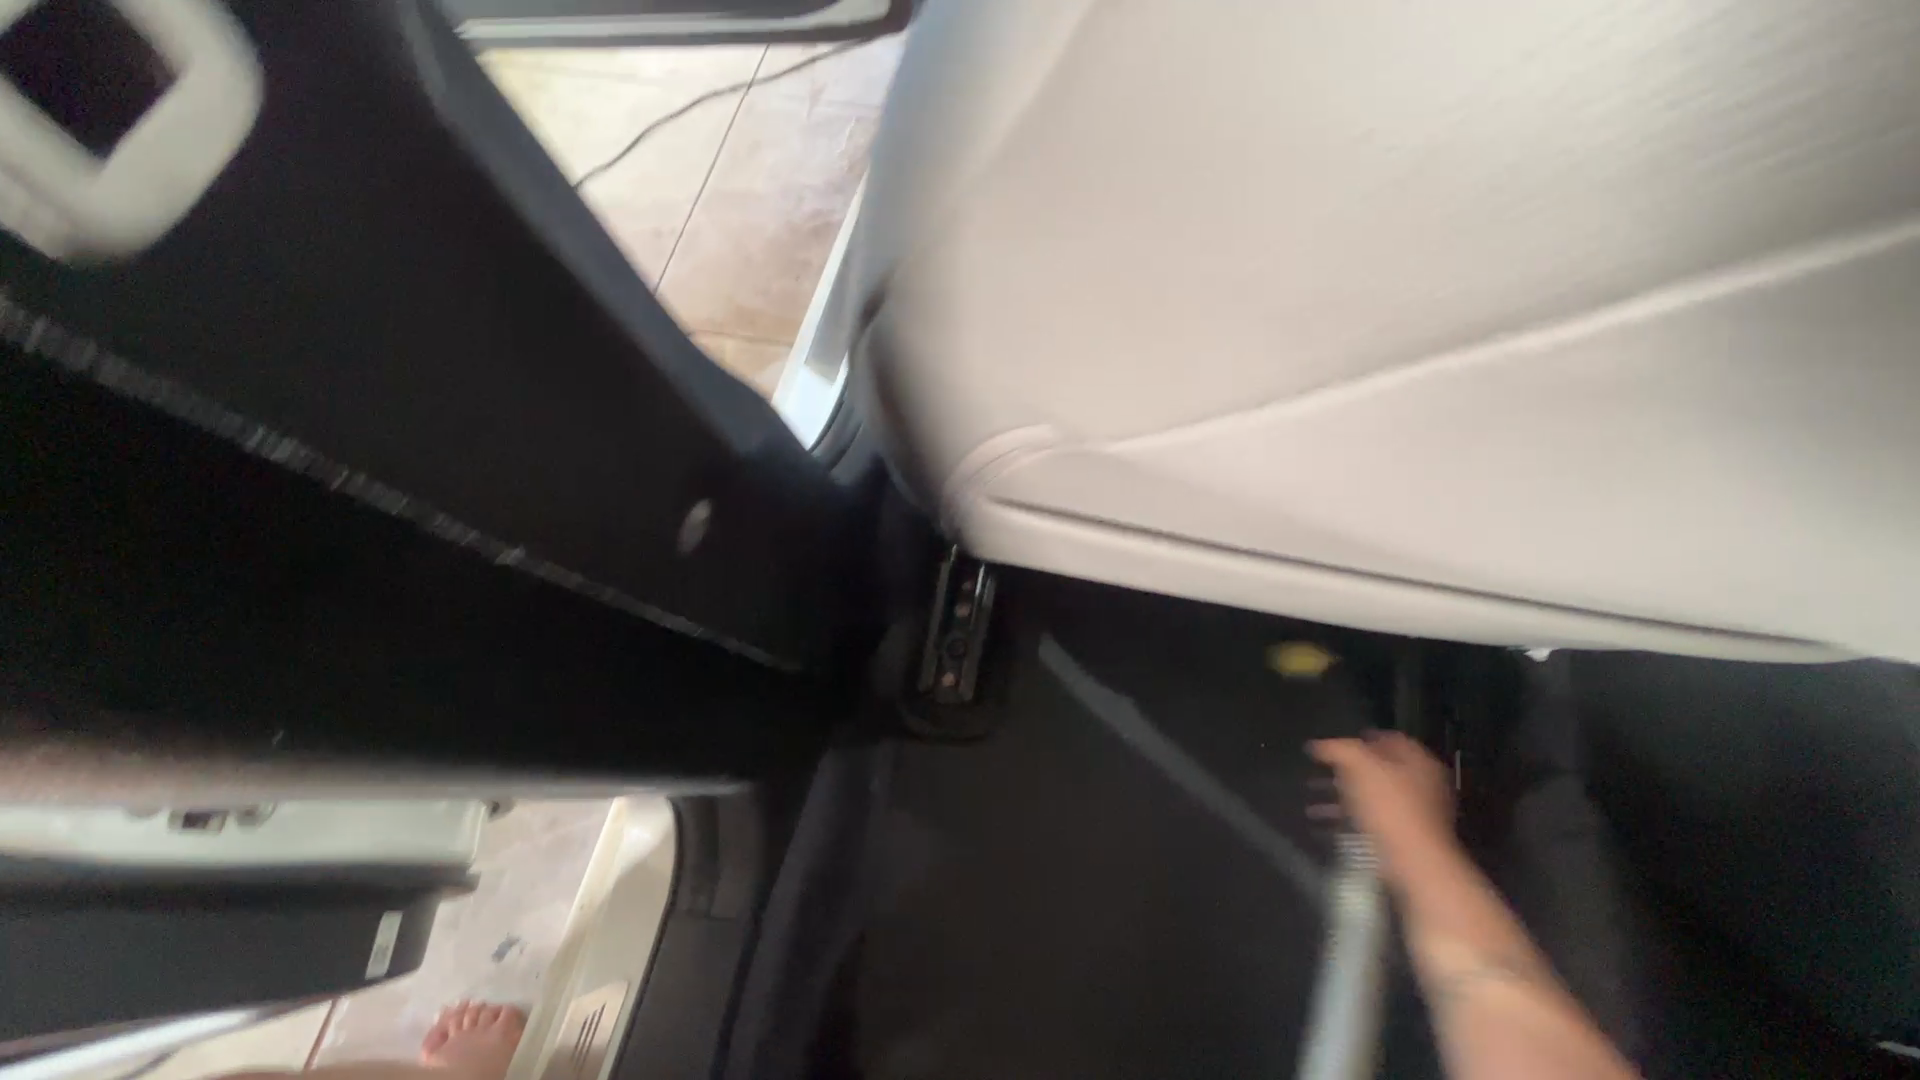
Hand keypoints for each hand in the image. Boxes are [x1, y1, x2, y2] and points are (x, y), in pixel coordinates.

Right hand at [1310, 732, 1458, 883]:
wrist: (1414, 863)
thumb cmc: (1390, 807)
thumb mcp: (1360, 766)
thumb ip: (1340, 749)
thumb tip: (1319, 745)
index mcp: (1419, 762)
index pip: (1390, 739)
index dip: (1361, 738)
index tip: (1336, 745)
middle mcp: (1422, 784)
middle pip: (1379, 768)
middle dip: (1346, 770)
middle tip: (1322, 770)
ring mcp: (1415, 813)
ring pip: (1372, 795)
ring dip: (1342, 795)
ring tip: (1314, 797)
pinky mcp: (1404, 837)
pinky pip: (1370, 819)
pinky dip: (1347, 817)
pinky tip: (1324, 821)